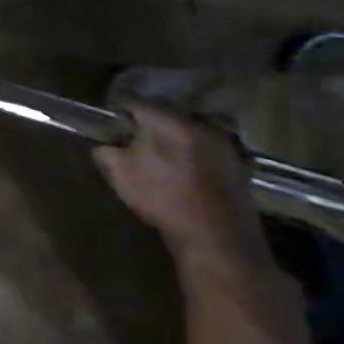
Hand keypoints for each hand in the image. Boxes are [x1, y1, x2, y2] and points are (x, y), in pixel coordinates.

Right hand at [94, 103, 266, 262]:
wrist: (220, 243)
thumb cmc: (164, 201)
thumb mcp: (119, 173)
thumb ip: (105, 150)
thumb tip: (106, 145)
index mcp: (167, 120)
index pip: (131, 100)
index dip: (116, 110)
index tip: (109, 123)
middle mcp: (198, 124)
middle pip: (163, 110)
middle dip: (146, 120)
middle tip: (133, 136)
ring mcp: (223, 144)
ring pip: (188, 126)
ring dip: (173, 134)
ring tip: (161, 151)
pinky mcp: (238, 165)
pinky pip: (207, 145)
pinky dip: (193, 149)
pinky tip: (184, 167)